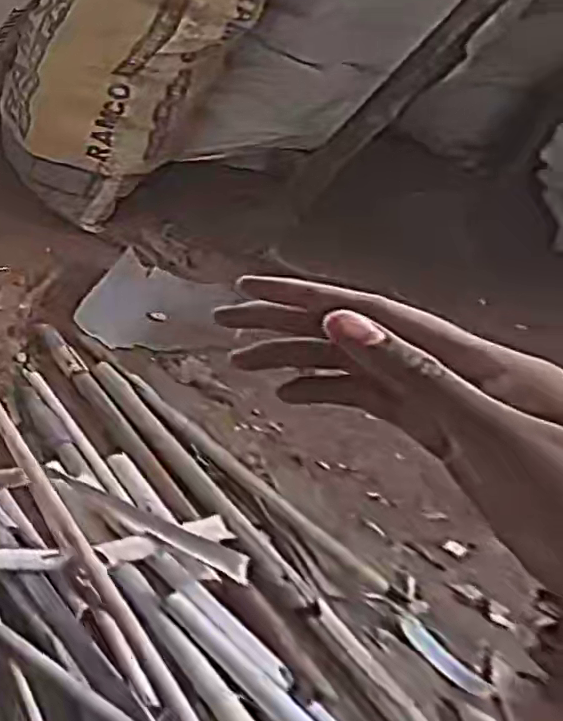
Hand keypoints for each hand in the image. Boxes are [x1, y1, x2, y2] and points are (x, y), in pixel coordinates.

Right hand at [218, 276, 562, 422]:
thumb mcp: (492, 432)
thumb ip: (414, 372)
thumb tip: (342, 321)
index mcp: (476, 363)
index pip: (372, 312)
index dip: (304, 295)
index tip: (250, 288)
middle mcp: (457, 374)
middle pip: (354, 334)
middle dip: (284, 323)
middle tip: (228, 320)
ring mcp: (450, 402)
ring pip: (355, 365)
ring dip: (296, 359)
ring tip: (246, 361)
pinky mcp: (445, 430)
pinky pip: (370, 397)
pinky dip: (325, 391)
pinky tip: (295, 395)